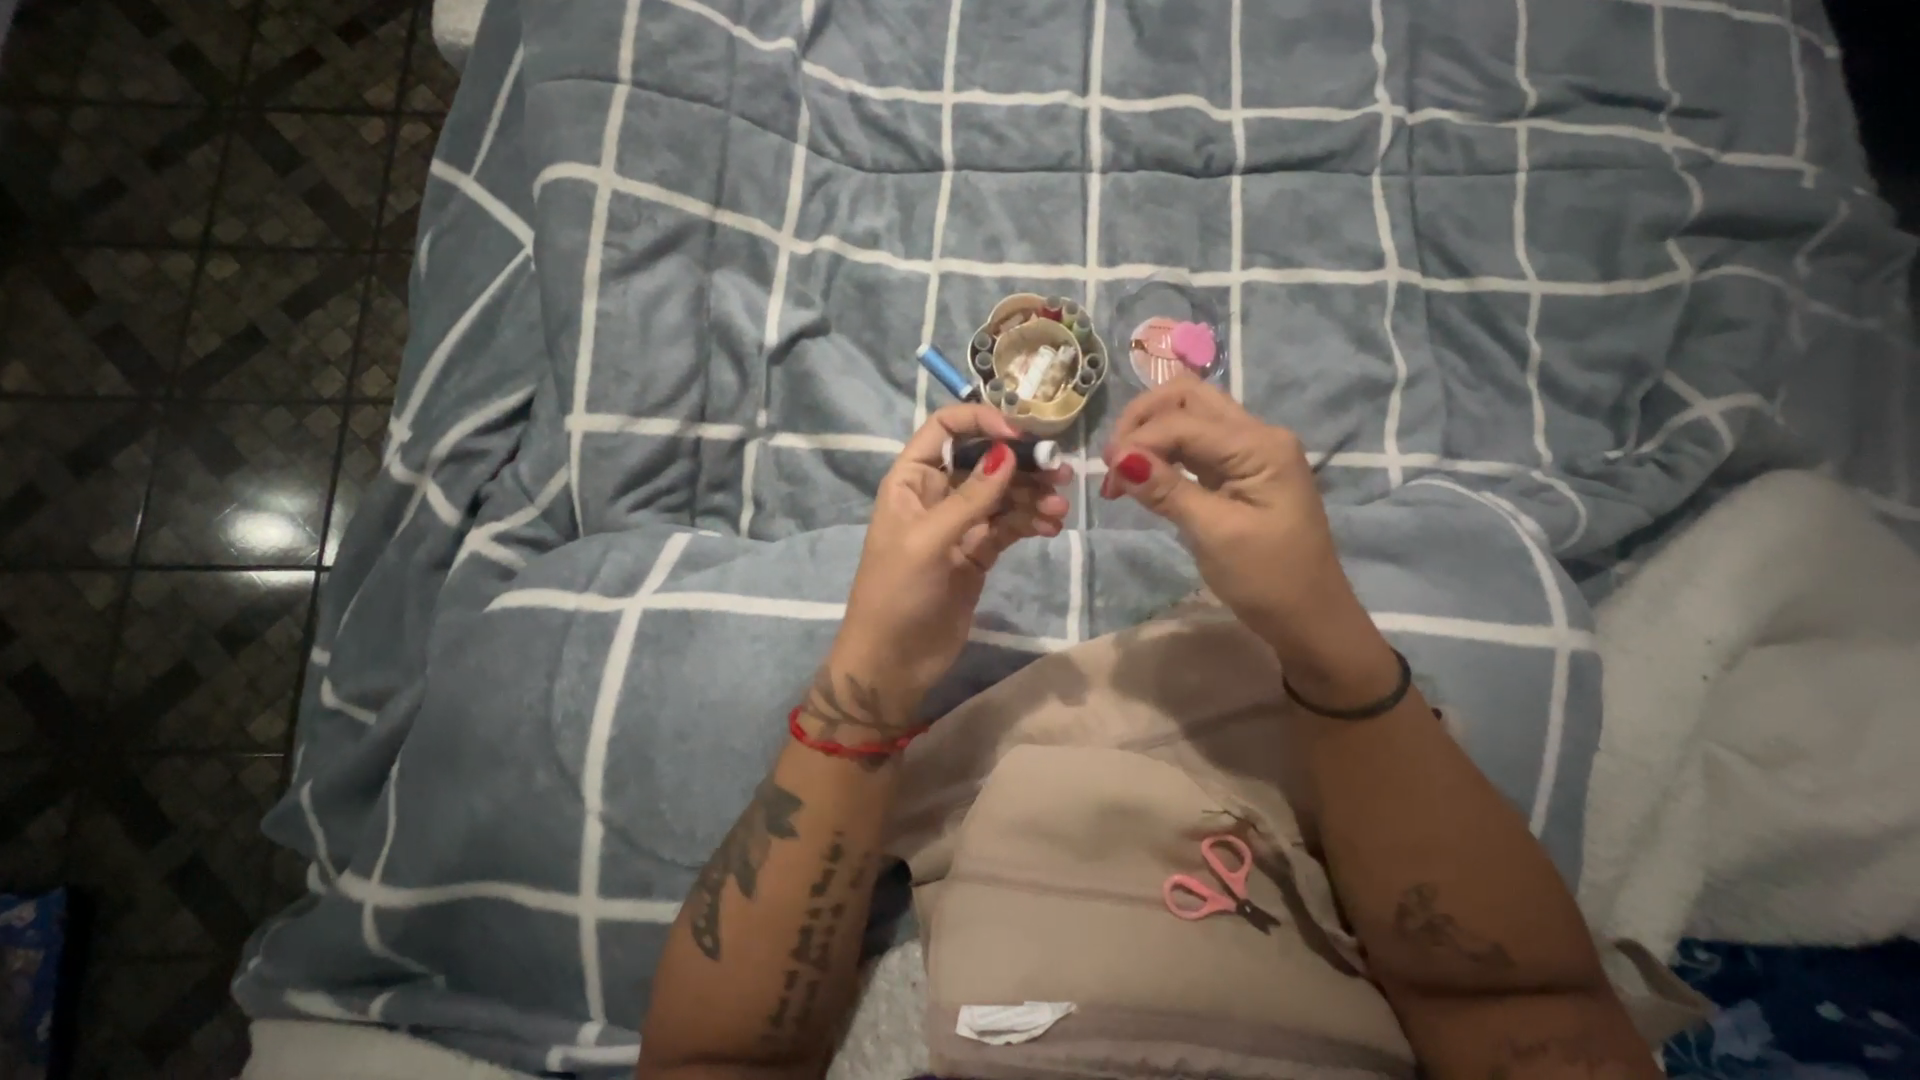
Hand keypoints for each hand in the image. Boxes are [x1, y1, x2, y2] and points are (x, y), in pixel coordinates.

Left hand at [811, 407, 1071, 738]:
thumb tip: (1007, 452)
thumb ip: (970, 498)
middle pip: (984, 460)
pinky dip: (1031, 522)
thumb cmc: (896, 595)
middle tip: (1060, 476)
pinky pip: (1009, 526)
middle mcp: (936, 494)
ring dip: (1033, 496)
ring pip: (1003, 494)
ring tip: (1059, 510)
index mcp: (911, 479)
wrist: (892, 662)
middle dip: (1021, 463)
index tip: (1020, 435)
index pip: (946, 429)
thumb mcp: (929, 541)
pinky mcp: (978, 554)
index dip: (982, 421)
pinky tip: (1051, 528)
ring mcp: (960, 525)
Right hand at [1100, 380, 1398, 707]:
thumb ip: (1167, 490)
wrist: (1309, 618)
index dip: (1139, 440)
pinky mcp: (1239, 472)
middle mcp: (1257, 435)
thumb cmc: (1268, 579)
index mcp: (1260, 446)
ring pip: (1190, 416)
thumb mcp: (1214, 535)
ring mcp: (1250, 452)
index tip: (1106, 477)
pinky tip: (1143, 478)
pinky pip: (1195, 445)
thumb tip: (1118, 458)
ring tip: (1121, 473)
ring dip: (1151, 434)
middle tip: (1114, 460)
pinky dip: (1164, 453)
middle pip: (1189, 398)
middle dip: (1143, 419)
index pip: (1184, 421)